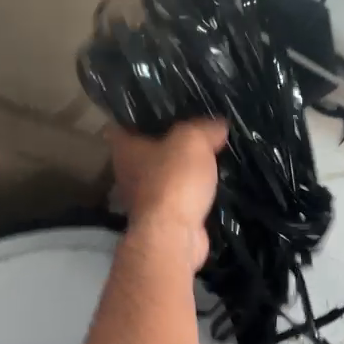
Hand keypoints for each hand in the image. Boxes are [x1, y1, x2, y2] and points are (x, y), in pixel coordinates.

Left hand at [112, 119, 228, 268]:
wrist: (175, 235)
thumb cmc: (173, 181)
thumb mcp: (193, 141)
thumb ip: (205, 128)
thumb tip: (220, 125)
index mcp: (124, 145)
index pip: (128, 119)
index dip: (146, 112)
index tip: (169, 107)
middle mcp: (128, 170)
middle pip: (150, 149)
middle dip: (171, 143)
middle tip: (198, 132)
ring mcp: (145, 198)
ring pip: (166, 175)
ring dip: (184, 172)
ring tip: (211, 159)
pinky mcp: (164, 219)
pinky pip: (181, 199)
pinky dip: (194, 195)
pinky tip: (213, 188)